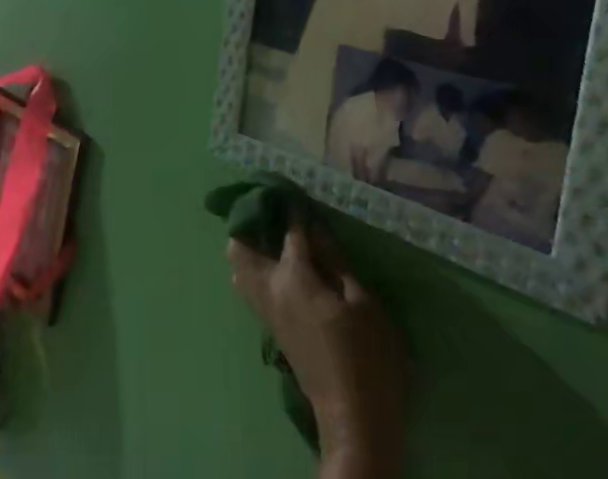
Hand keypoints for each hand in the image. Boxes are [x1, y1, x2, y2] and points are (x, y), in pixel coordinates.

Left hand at [228, 221, 404, 475]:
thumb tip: (314, 227)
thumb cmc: (369, 357)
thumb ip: (335, 261)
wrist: (353, 416)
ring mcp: (265, 309)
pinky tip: (281, 265)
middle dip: (250, 222)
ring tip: (276, 236)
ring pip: (238, 266)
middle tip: (274, 211)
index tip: (294, 191)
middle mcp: (269, 288)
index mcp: (292, 277)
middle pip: (239, 245)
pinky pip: (249, 284)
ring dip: (248, 245)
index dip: (293, 209)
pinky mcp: (270, 325)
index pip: (288, 231)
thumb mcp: (363, 302)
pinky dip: (255, 265)